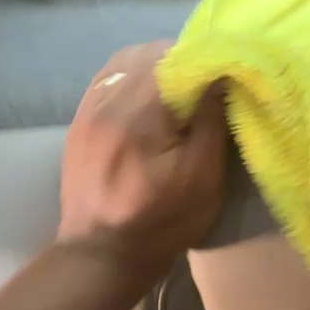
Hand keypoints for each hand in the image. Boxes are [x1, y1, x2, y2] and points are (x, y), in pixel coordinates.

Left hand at [57, 42, 228, 278]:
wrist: (101, 258)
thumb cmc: (163, 220)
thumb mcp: (203, 175)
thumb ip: (212, 118)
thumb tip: (225, 72)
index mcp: (138, 116)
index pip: (174, 58)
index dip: (207, 59)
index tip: (228, 73)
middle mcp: (106, 104)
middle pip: (149, 52)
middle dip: (184, 60)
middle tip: (207, 85)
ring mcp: (87, 110)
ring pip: (126, 59)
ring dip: (158, 65)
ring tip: (181, 90)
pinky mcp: (81, 121)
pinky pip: (109, 76)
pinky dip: (135, 76)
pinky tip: (153, 97)